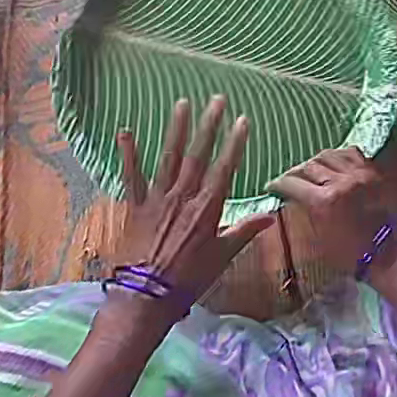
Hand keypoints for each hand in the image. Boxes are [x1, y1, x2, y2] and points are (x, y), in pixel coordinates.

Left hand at [113, 96, 272, 320]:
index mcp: (206, 208)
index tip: (242, 120)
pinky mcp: (135, 205)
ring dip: (176, 129)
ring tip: (182, 103)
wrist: (146, 296)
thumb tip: (271, 217)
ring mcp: (157, 198)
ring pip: (168, 156)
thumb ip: (244, 232)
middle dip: (209, 125)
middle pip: (198, 155)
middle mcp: (182, 196)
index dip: (234, 143)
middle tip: (216, 100)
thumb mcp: (222, 257)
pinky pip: (131, 175)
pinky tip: (125, 131)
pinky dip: (128, 153)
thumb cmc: (188, 279)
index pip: (224, 168)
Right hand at [267, 148, 396, 276]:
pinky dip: (337, 156)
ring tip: (309, 170)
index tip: (272, 186)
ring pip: (328, 156)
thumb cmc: (350, 254)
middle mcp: (340, 182)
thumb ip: (305, 211)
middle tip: (288, 179)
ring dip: (314, 162)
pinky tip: (332, 163)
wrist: (386, 253)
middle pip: (309, 166)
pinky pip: (349, 154)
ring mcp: (359, 174)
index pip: (292, 183)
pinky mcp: (372, 172)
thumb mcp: (318, 236)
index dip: (278, 183)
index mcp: (325, 201)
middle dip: (294, 172)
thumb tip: (292, 197)